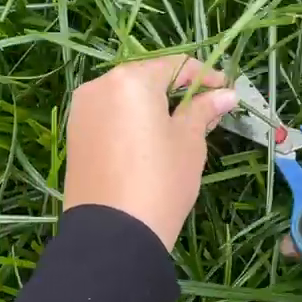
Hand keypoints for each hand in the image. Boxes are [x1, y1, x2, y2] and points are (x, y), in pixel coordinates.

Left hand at [64, 56, 237, 250]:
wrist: (112, 236)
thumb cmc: (160, 180)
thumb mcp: (190, 142)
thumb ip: (204, 110)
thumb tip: (225, 94)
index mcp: (131, 80)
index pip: (175, 65)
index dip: (204, 76)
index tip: (225, 89)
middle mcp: (101, 86)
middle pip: (148, 77)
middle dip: (179, 90)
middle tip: (208, 109)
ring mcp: (83, 111)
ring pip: (128, 96)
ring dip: (156, 105)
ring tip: (184, 126)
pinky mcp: (76, 135)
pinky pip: (112, 115)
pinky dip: (134, 119)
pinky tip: (154, 138)